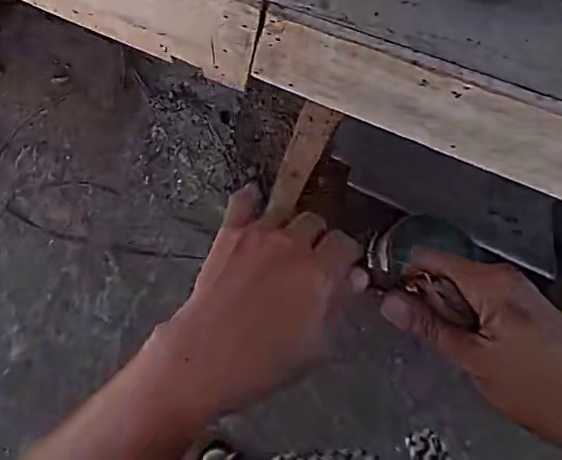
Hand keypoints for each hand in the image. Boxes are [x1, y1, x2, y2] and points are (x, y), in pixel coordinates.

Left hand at [143, 184, 368, 417]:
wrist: (208, 356)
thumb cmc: (263, 362)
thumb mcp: (317, 346)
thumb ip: (339, 305)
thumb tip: (353, 278)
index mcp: (318, 273)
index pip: (344, 243)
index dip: (346, 254)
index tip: (343, 263)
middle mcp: (292, 245)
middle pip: (316, 221)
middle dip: (318, 238)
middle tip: (313, 258)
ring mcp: (259, 234)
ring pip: (286, 210)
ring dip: (289, 224)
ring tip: (285, 244)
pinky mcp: (231, 232)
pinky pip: (244, 200)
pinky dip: (251, 199)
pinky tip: (256, 201)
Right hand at [381, 248, 561, 459]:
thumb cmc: (542, 390)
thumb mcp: (475, 362)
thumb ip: (430, 327)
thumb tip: (389, 302)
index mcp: (489, 279)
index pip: (427, 256)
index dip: (406, 276)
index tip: (396, 302)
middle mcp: (504, 274)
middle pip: (447, 272)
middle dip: (433, 300)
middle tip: (440, 338)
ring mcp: (519, 289)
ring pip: (466, 288)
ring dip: (455, 312)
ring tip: (467, 350)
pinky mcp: (530, 306)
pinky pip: (487, 298)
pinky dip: (476, 318)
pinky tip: (488, 350)